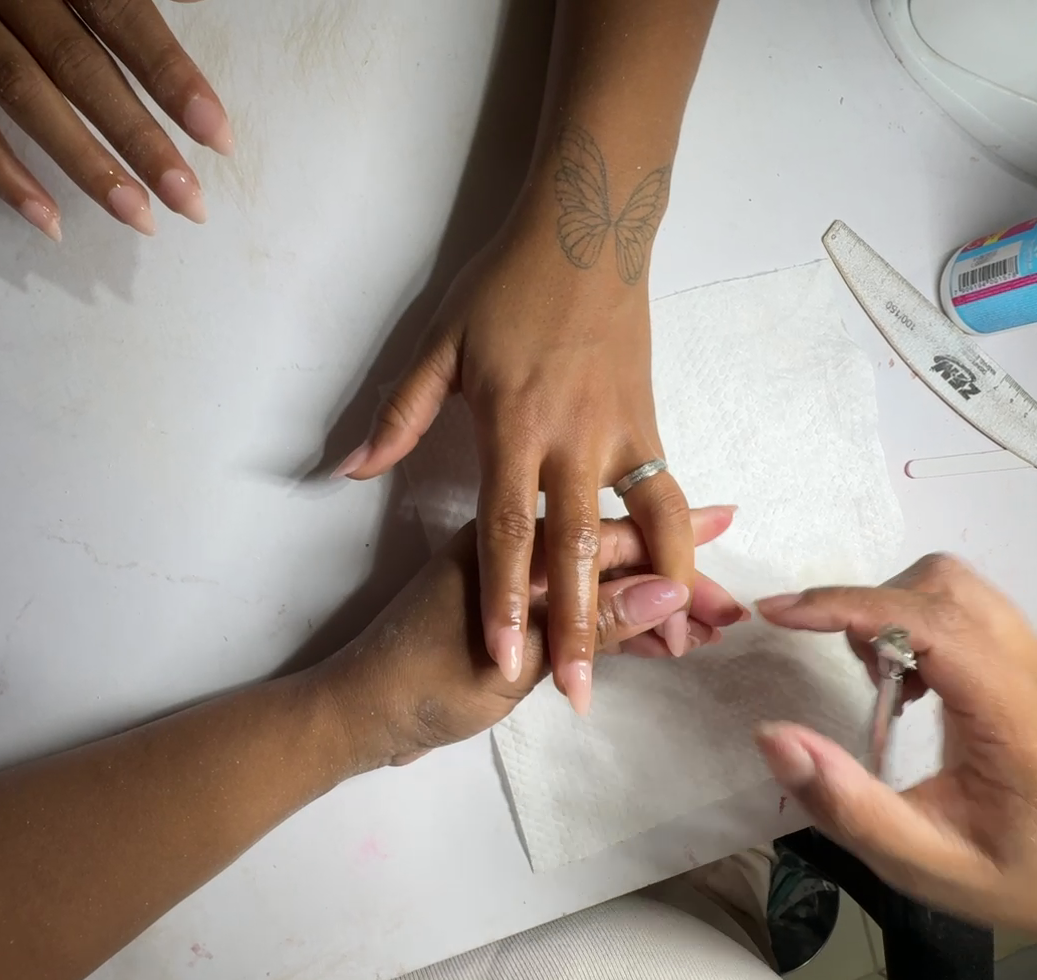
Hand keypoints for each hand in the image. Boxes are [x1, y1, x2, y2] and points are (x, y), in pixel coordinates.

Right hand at [0, 0, 233, 239]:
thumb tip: (201, 6)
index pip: (123, 15)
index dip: (172, 79)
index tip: (218, 138)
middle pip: (78, 65)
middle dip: (140, 139)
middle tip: (189, 202)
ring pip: (22, 93)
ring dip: (85, 163)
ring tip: (139, 219)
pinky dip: (2, 172)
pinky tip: (49, 222)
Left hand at [318, 508, 741, 769]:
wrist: (358, 708)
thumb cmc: (419, 679)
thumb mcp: (508, 658)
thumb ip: (586, 621)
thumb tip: (666, 593)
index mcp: (507, 539)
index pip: (604, 539)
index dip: (669, 561)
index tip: (727, 570)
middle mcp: (515, 549)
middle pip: (611, 558)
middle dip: (673, 587)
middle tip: (732, 615)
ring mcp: (513, 579)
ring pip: (597, 584)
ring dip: (650, 610)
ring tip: (711, 631)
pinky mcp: (511, 612)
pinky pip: (573, 608)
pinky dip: (613, 626)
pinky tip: (657, 641)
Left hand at [335, 229, 705, 716]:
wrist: (589, 227)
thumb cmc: (505, 287)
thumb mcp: (439, 346)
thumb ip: (399, 416)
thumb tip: (351, 469)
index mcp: (513, 428)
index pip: (506, 532)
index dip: (504, 602)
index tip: (502, 661)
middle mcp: (573, 440)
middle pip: (575, 548)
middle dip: (578, 627)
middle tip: (579, 695)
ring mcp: (623, 432)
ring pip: (645, 525)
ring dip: (657, 591)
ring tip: (672, 649)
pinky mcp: (653, 420)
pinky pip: (668, 491)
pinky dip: (679, 537)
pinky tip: (686, 575)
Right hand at [753, 554, 1036, 939]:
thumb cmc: (1004, 877)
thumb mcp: (917, 864)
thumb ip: (845, 804)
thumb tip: (770, 734)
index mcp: (1025, 731)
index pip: (939, 629)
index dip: (850, 608)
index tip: (776, 615)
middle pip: (945, 588)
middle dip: (866, 610)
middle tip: (849, 673)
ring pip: (950, 584)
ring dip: (888, 610)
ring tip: (878, 677)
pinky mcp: (1029, 656)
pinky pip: (957, 603)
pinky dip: (907, 619)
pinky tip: (904, 678)